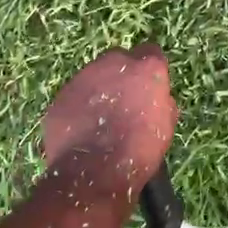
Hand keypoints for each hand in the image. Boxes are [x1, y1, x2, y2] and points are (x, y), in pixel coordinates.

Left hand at [41, 43, 177, 195]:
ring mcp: (85, 75)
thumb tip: (156, 98)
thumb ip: (161, 102)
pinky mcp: (62, 94)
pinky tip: (81, 130)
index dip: (149, 72)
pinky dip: (79, 107)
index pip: (152, 54)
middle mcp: (115, 61)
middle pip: (120, 60)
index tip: (147, 88)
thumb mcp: (165, 126)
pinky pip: (75, 96)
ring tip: (99, 121)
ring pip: (95, 76)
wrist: (93, 173)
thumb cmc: (138, 151)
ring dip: (99, 90)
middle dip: (122, 77)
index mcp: (147, 67)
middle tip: (123, 104)